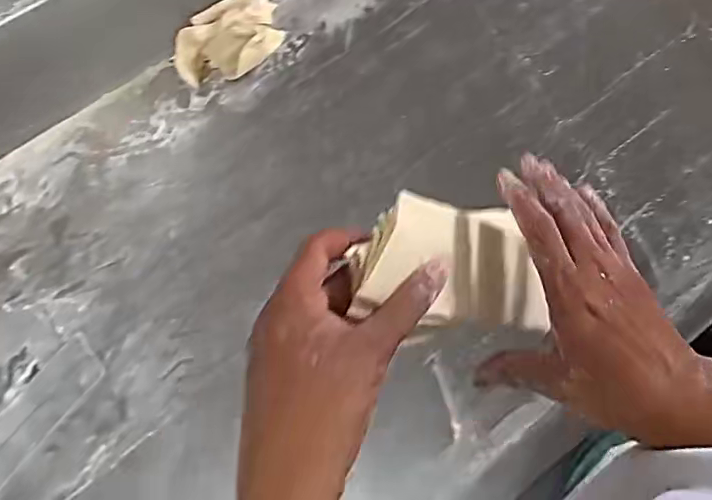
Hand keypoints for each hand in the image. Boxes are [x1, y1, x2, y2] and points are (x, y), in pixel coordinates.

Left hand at [239, 228, 445, 499]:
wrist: (286, 487)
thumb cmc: (322, 412)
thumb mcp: (373, 350)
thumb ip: (406, 304)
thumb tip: (436, 267)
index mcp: (289, 307)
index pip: (316, 248)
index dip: (351, 236)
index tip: (385, 241)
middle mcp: (275, 323)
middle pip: (320, 275)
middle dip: (363, 271)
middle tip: (398, 274)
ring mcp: (275, 351)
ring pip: (320, 306)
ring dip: (357, 300)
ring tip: (393, 306)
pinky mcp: (281, 376)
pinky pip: (315, 332)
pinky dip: (345, 326)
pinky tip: (373, 342)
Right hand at [477, 154, 711, 446]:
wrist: (671, 387)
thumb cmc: (614, 389)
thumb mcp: (560, 384)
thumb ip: (518, 369)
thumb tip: (479, 373)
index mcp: (570, 293)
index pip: (541, 237)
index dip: (523, 205)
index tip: (507, 181)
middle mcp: (593, 269)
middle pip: (565, 216)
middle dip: (544, 185)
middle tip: (526, 162)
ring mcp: (616, 266)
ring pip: (588, 217)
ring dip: (567, 190)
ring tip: (549, 169)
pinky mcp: (631, 270)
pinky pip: (611, 229)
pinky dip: (597, 208)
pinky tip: (588, 194)